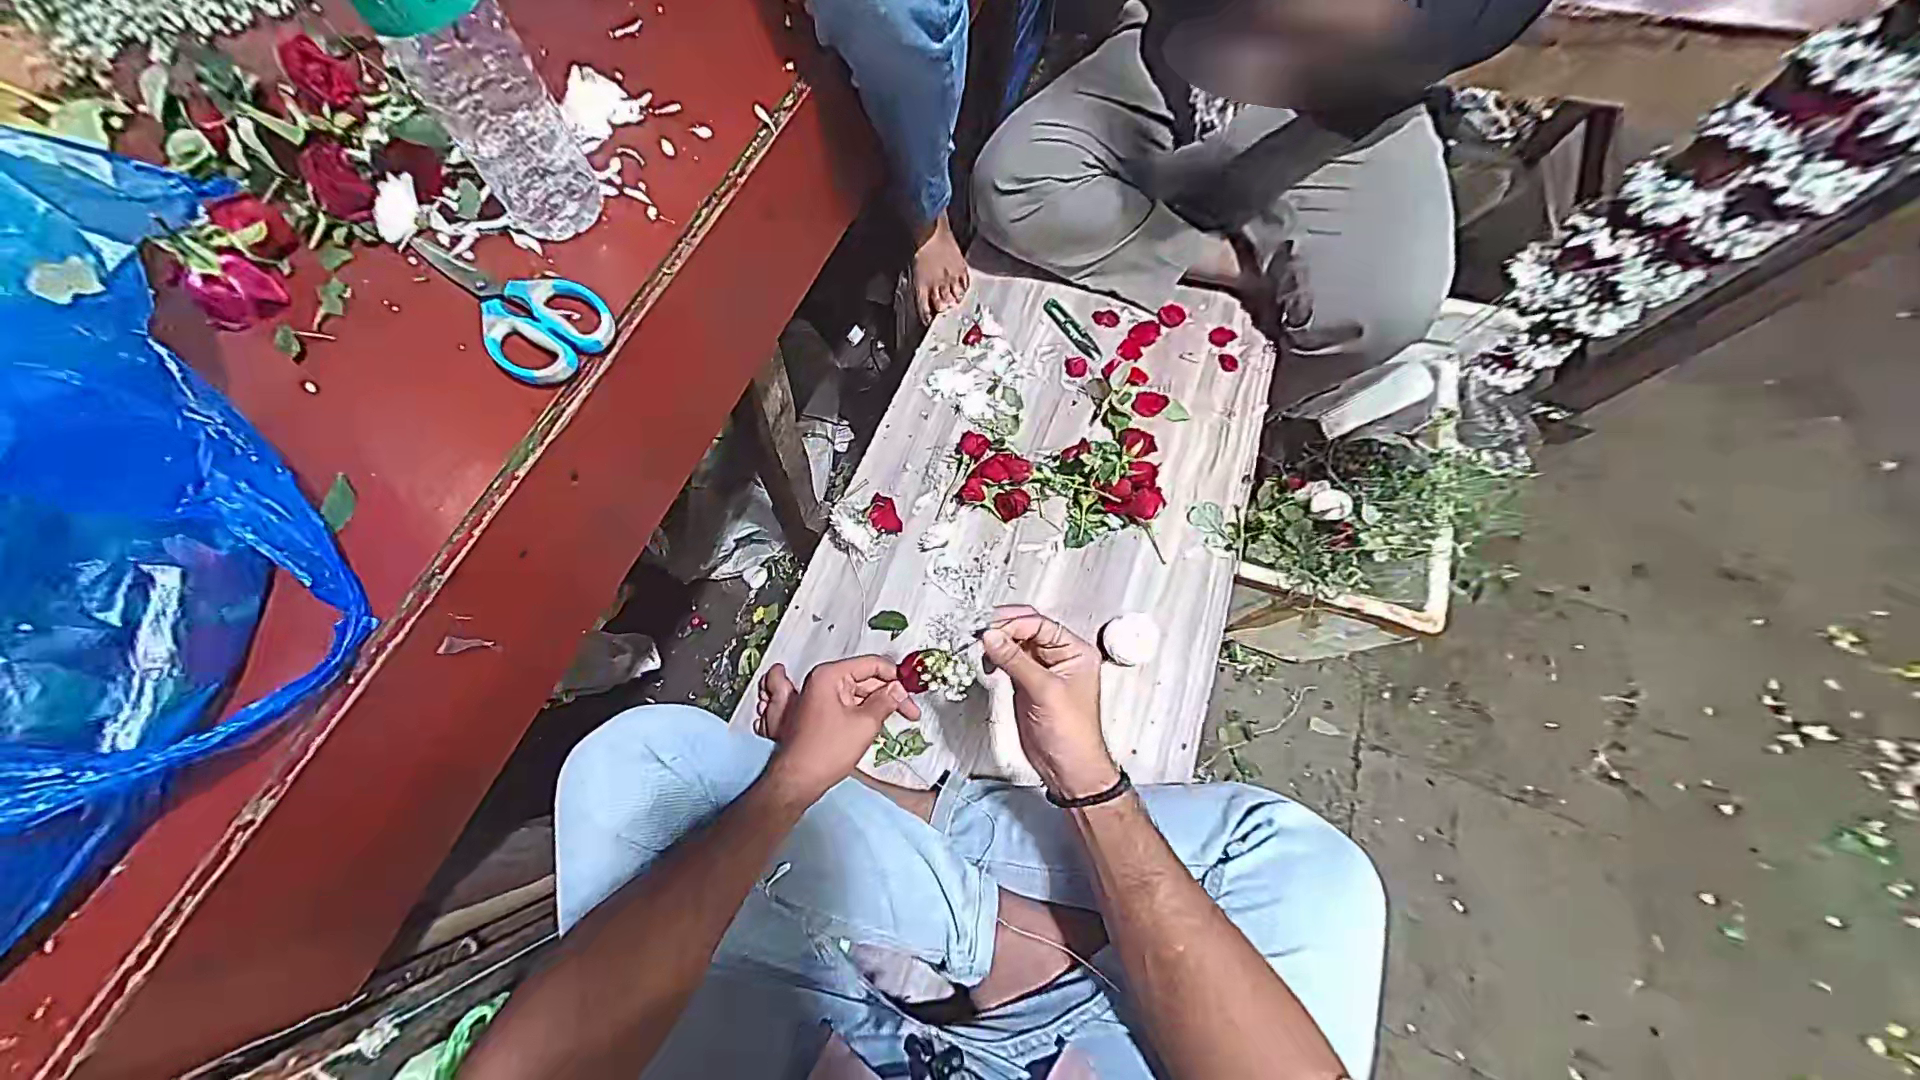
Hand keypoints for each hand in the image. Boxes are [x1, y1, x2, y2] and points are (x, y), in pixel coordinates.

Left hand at [757, 657, 920, 806]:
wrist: (796, 781)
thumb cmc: (827, 751)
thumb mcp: (865, 723)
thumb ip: (887, 701)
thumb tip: (899, 689)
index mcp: (830, 675)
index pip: (872, 664)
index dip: (896, 676)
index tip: (912, 691)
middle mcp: (823, 680)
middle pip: (866, 678)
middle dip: (890, 693)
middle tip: (912, 711)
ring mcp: (820, 696)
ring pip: (859, 692)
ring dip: (880, 704)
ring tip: (901, 718)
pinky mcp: (821, 712)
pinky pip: (850, 704)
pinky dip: (866, 712)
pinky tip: (881, 723)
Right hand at [979, 606, 1119, 799]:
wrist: (1067, 768)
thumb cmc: (1072, 735)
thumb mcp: (1044, 691)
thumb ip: (1015, 660)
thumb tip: (992, 636)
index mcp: (1075, 651)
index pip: (1040, 625)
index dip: (1014, 624)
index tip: (991, 629)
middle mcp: (1060, 656)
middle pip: (1027, 629)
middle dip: (1003, 628)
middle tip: (980, 631)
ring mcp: (1042, 669)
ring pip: (1015, 643)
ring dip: (997, 642)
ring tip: (981, 645)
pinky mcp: (1027, 682)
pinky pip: (1008, 660)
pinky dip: (995, 657)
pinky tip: (988, 660)